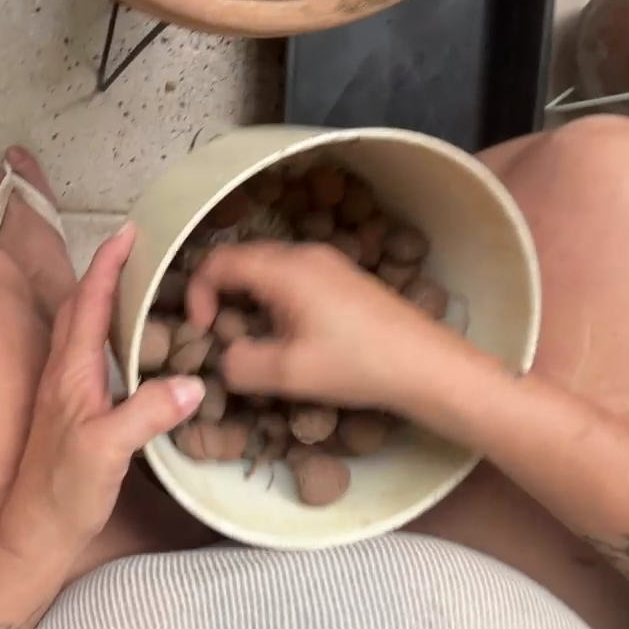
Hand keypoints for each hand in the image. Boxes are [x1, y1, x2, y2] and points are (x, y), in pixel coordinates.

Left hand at [0, 223, 204, 564]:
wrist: (34, 531)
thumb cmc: (64, 492)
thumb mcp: (108, 452)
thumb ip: (146, 414)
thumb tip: (191, 383)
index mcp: (71, 372)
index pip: (89, 302)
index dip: (108, 264)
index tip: (129, 231)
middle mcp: (62, 372)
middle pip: (79, 304)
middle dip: (103, 270)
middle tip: (135, 251)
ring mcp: (63, 389)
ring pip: (79, 326)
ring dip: (100, 296)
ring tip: (132, 285)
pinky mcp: (69, 407)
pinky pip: (86, 351)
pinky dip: (103, 329)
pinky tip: (123, 345)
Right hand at [185, 242, 487, 409]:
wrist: (431, 368)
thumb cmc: (358, 366)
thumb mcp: (289, 374)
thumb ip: (240, 364)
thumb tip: (223, 357)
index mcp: (284, 269)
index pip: (217, 262)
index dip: (197, 293)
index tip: (202, 331)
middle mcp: (303, 254)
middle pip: (240, 260)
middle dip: (219, 295)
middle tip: (220, 334)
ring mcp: (327, 262)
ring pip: (265, 268)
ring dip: (247, 298)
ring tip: (254, 337)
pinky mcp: (342, 277)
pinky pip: (290, 276)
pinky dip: (272, 298)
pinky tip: (289, 334)